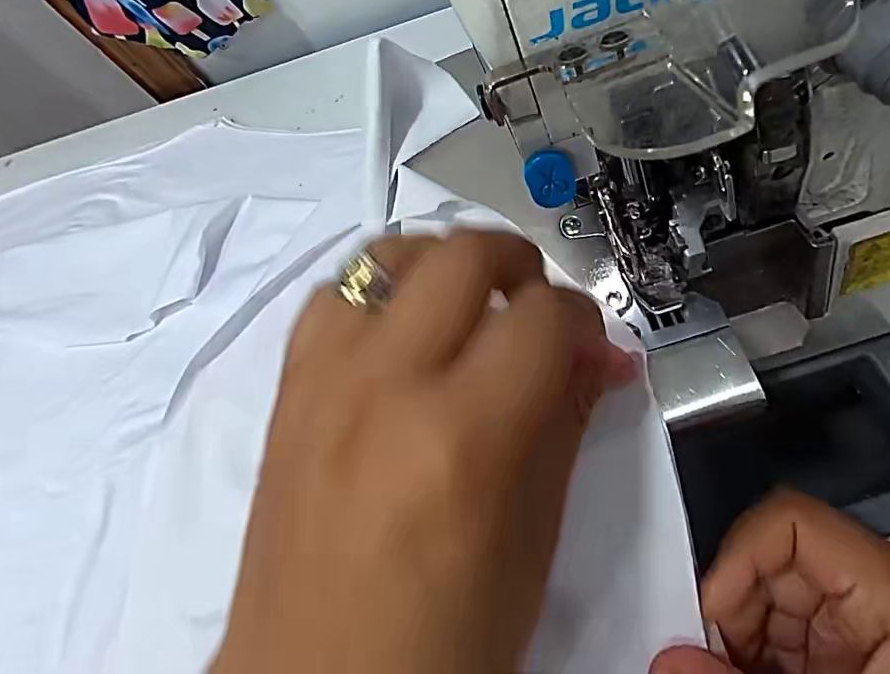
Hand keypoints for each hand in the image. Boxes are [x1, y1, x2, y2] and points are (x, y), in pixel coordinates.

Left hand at [212, 230, 637, 673]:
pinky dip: (379, 291)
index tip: (586, 337)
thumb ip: (569, 420)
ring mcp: (324, 379)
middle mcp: (385, 387)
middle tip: (533, 303)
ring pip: (392, 253)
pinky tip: (400, 331)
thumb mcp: (534, 537)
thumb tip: (602, 353)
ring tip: (467, 305)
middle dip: (517, 262)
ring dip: (444, 264)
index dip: (581, 316)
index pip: (542, 316)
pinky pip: (335, 293)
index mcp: (462, 437)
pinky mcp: (287, 387)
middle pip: (464, 253)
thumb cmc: (445, 640)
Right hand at [653, 490, 889, 673]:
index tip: (705, 611)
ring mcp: (878, 638)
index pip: (793, 520)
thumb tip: (671, 657)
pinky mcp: (868, 667)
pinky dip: (763, 664)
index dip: (738, 556)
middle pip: (777, 561)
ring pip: (778, 606)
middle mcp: (888, 600)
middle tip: (709, 659)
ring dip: (742, 643)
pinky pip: (795, 644)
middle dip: (734, 611)